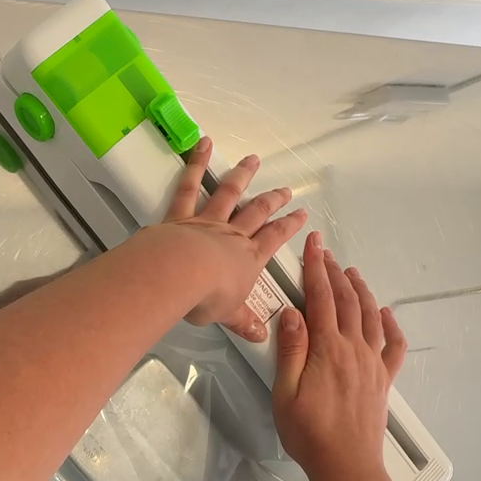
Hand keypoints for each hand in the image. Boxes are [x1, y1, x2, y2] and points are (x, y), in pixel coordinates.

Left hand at [154, 137, 306, 341]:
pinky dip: (197, 163)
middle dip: (273, 200)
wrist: (179, 274)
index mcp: (248, 259)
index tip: (301, 214)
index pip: (274, 240)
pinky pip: (190, 186)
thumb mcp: (228, 314)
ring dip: (243, 175)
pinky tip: (203, 144)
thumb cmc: (206, 297)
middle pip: (257, 213)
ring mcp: (208, 222)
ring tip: (253, 160)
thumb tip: (260, 336)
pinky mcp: (181, 215)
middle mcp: (233, 235)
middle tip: (285, 189)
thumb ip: (243, 322)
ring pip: (229, 194)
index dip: (289, 226)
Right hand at [273, 231, 406, 477]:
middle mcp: (354, 349)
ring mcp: (372, 363)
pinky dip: (391, 325)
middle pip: (347, 301)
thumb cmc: (308, 433)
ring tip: (351, 272)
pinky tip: (386, 314)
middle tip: (326, 252)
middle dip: (335, 272)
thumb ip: (291, 351)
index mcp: (327, 349)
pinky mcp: (383, 379)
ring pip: (370, 316)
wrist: (347, 465)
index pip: (321, 299)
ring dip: (360, 290)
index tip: (313, 245)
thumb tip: (293, 313)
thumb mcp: (285, 393)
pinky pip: (392, 345)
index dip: (316, 269)